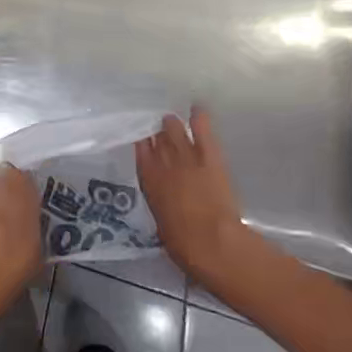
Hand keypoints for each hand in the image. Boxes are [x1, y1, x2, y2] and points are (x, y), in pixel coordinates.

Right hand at [135, 108, 256, 281]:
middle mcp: (163, 166)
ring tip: (169, 118)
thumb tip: (166, 204)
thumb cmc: (183, 245)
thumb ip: (163, 206)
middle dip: (156, 133)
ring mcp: (187, 159)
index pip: (142, 156)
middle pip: (157, 141)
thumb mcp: (163, 225)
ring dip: (172, 125)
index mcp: (149, 183)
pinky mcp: (209, 159)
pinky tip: (197, 107)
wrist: (210, 242)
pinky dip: (200, 119)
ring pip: (176, 133)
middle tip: (156, 126)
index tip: (141, 137)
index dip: (142, 145)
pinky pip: (203, 134)